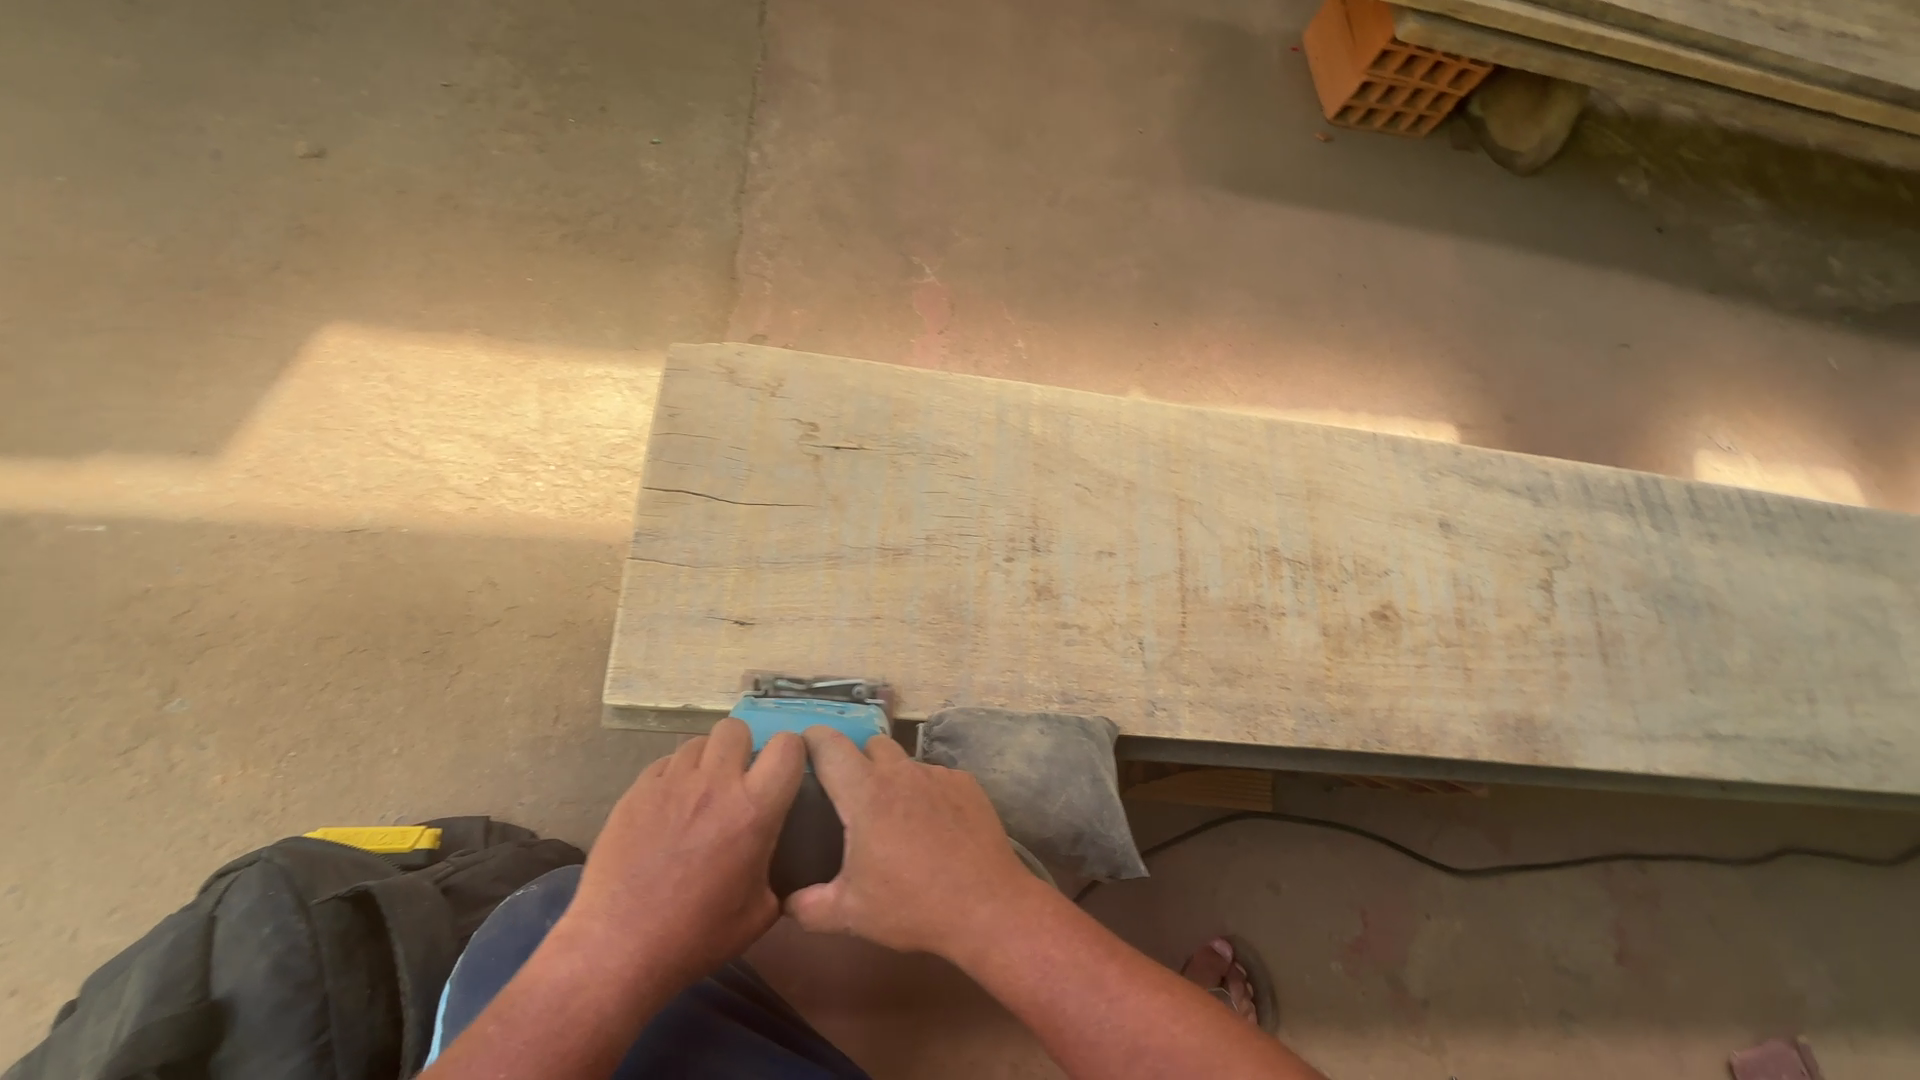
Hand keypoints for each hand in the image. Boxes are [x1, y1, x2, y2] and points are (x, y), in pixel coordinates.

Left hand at [560, 717, 805, 989]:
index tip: (784, 773)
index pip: (787, 745)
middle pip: (736, 728)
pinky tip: (669, 809)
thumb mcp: (761, 911)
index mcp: (754, 809)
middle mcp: (715, 784)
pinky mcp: (635, 792)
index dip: (791, 753)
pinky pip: (664, 765)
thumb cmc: (697, 936)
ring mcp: (670, 784)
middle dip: (743, 748)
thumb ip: (778, 870)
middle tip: (739, 780)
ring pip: (697, 743)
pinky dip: (673, 778)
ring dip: (706, 762)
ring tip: (701, 793)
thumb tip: (780, 860)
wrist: (619, 948)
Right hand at [784, 726, 1042, 957]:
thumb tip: (786, 902)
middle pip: (870, 745)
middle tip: (852, 800)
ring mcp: (938, 775)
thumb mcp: (850, 915)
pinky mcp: (967, 784)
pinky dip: (928, 793)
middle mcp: (901, 772)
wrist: (987, 908)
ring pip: (906, 761)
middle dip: (857, 762)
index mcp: (865, 793)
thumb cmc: (913, 906)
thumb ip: (808, 906)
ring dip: (894, 779)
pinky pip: (937, 777)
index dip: (810, 741)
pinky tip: (934, 827)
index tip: (802, 753)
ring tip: (896, 818)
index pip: (828, 745)